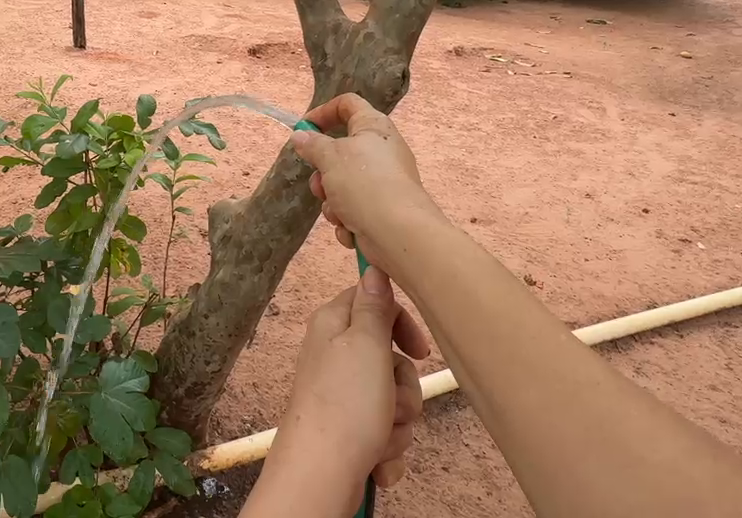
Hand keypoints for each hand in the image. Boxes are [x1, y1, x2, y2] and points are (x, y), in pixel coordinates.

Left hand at [257, 268, 429, 512]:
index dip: (400, 325)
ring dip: (397, 424)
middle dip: (403, 389)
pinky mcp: (347, 430)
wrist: (322, 474)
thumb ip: (373, 306)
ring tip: (380, 437)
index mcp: (333, 324)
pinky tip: (375, 461)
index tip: (419, 350)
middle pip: (389, 358)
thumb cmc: (346, 402)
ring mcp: (340, 395)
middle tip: (392, 402)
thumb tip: (373, 267)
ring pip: (392, 400)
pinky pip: (383, 433)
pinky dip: (386, 450)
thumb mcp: (366, 344)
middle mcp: (333, 354)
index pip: (372, 302)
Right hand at [291, 93, 433, 268]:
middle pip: (340, 150)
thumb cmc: (364, 184)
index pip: (347, 104)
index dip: (323, 112)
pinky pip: (353, 207)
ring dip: (332, 199)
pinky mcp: (382, 208)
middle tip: (319, 183)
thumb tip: (300, 136)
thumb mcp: (330, 157)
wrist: (400, 234)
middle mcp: (381, 151)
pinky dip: (346, 218)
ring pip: (342, 183)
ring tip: (337, 212)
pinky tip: (349, 228)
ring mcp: (383, 181)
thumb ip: (312, 144)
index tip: (303, 129)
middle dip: (323, 171)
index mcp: (373, 127)